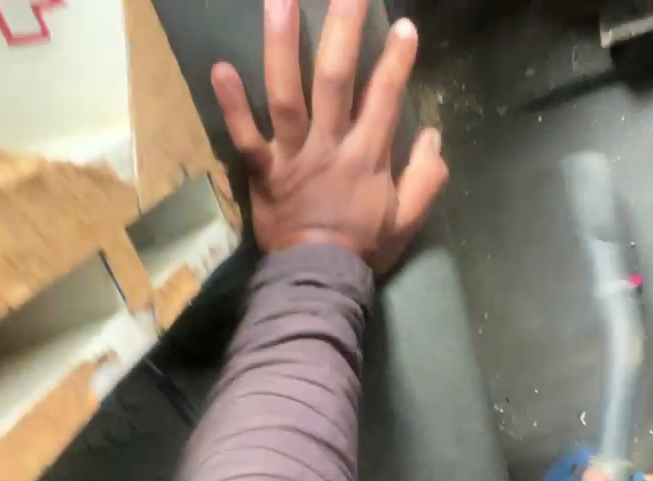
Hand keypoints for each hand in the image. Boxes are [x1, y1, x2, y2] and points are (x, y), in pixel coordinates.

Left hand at [210, 0, 447, 271]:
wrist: (318, 281)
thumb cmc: (362, 249)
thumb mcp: (406, 221)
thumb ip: (426, 179)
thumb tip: (433, 136)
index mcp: (368, 156)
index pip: (385, 97)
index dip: (397, 61)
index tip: (405, 27)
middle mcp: (330, 145)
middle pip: (336, 78)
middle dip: (342, 28)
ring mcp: (293, 157)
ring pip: (287, 95)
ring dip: (281, 46)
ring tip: (279, 1)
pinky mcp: (264, 173)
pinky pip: (245, 138)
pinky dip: (232, 106)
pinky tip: (219, 68)